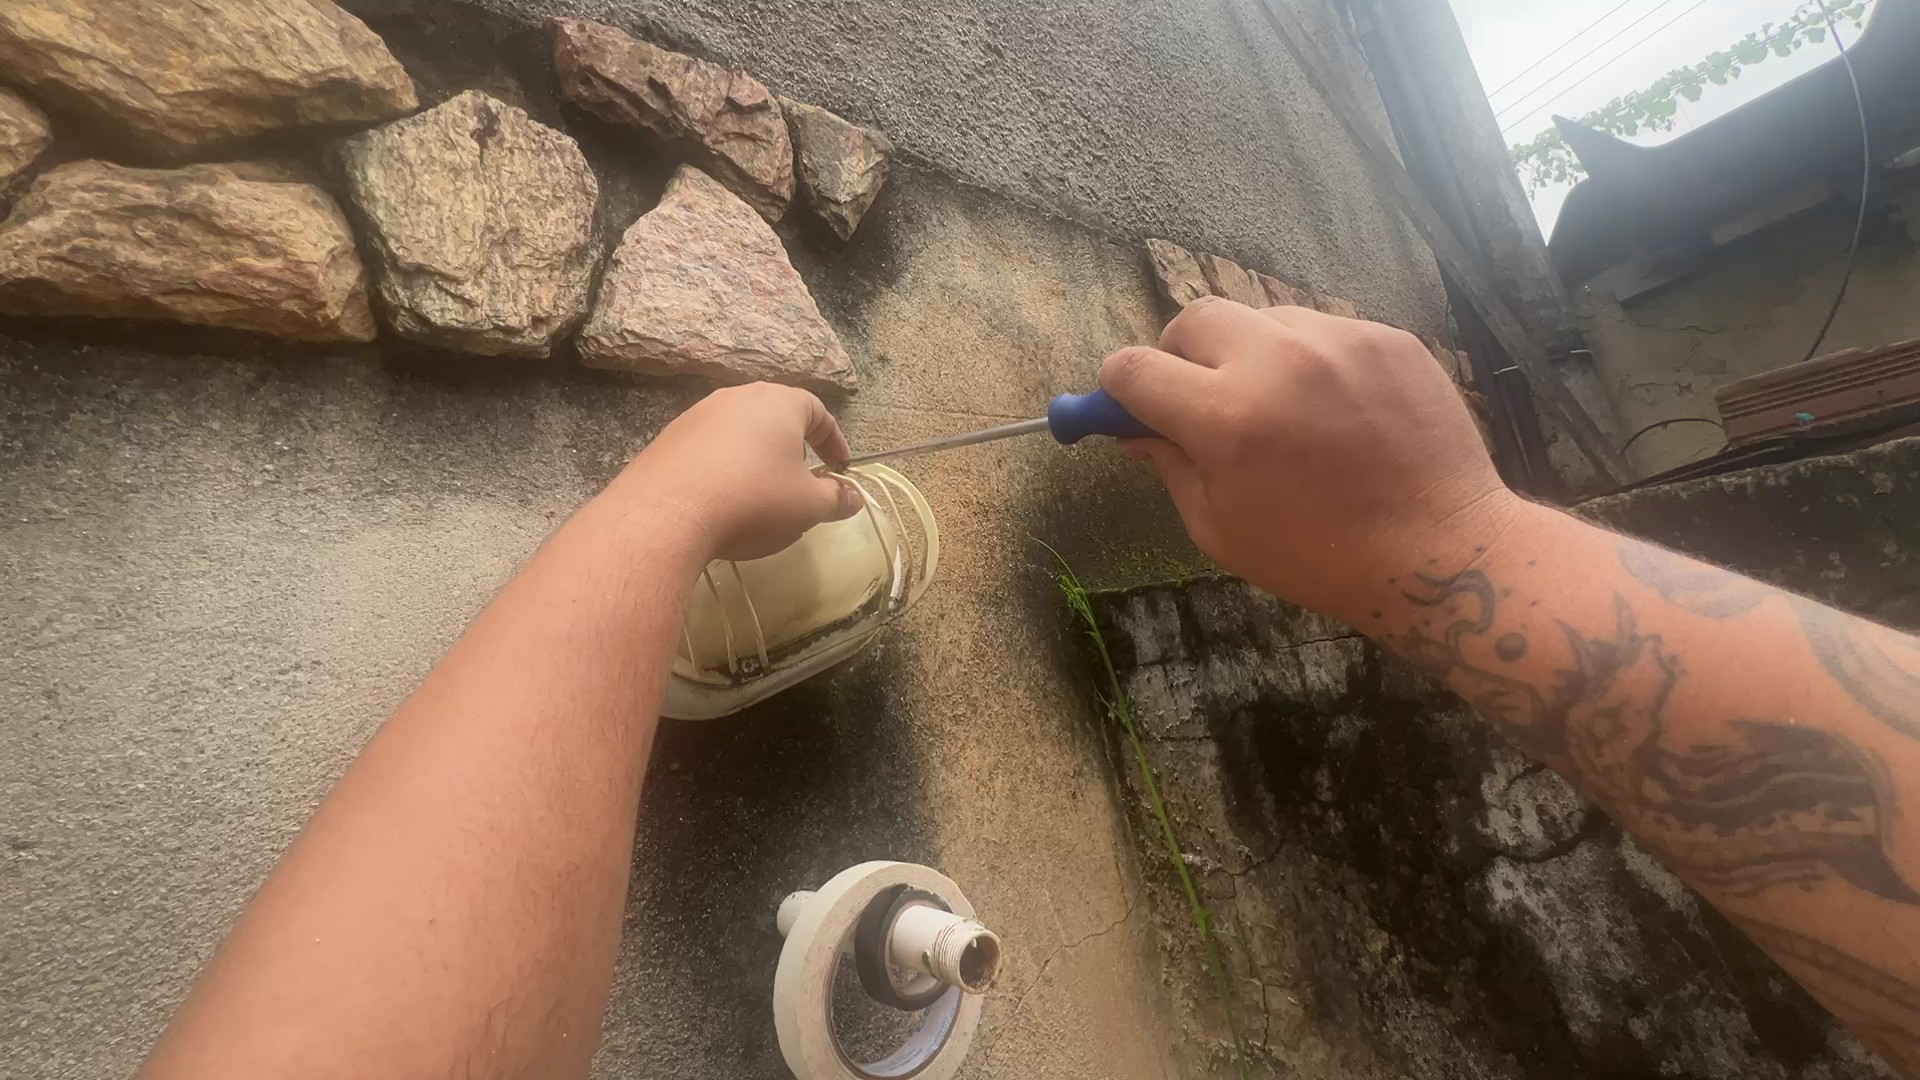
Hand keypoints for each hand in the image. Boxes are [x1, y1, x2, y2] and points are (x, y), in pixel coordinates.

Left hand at [605, 383, 862, 563]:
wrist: (667, 514)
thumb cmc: (754, 500)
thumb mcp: (808, 506)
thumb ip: (836, 499)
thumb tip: (854, 498)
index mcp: (779, 403)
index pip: (818, 411)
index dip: (834, 441)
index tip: (841, 469)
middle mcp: (738, 398)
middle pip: (777, 416)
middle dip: (796, 447)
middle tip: (803, 479)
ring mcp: (699, 414)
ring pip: (742, 431)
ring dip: (759, 457)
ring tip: (764, 492)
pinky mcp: (670, 438)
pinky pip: (711, 448)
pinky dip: (726, 467)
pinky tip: (724, 499)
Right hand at [1099, 297, 1522, 620]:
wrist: (1439, 550)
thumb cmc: (1311, 555)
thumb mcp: (1215, 527)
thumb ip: (1167, 465)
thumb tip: (1132, 429)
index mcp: (1225, 418)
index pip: (1134, 369)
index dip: (1116, 387)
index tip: (1126, 404)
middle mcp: (1276, 361)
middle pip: (1192, 317)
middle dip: (1177, 353)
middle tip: (1195, 395)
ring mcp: (1337, 340)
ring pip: (1257, 318)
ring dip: (1243, 354)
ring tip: (1274, 406)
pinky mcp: (1385, 335)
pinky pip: (1316, 329)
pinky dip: (1300, 359)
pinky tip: (1326, 407)